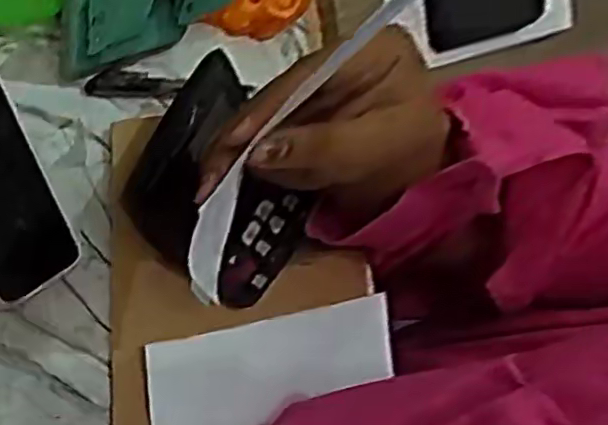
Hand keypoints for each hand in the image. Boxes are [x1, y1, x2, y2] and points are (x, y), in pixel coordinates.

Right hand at [198, 27, 451, 219]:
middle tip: (211, 178)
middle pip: (264, 102)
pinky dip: (227, 165)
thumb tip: (259, 152)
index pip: (303, 77)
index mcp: (365, 53)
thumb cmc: (398, 151)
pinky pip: (243, 142)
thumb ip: (317, 146)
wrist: (399, 172)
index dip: (263, 109)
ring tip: (208, 187)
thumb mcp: (367, 146)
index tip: (235, 140)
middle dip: (232, 142)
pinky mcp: (278, 122)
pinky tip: (216, 182)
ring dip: (223, 158)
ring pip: (246, 124)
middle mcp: (324, 70)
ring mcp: (297, 97)